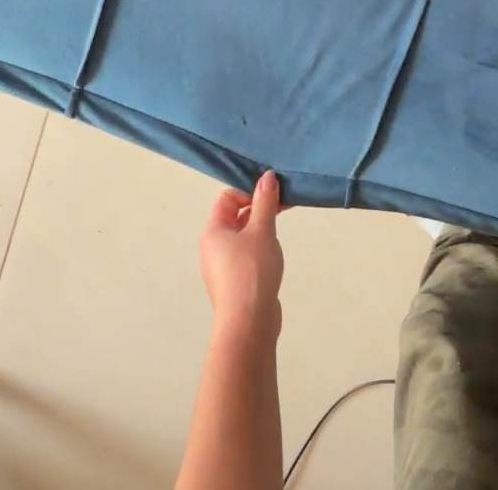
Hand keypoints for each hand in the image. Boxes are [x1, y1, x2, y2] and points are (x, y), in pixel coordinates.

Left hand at [200, 172, 286, 337]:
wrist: (249, 321)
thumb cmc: (252, 270)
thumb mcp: (262, 230)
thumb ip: (265, 202)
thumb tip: (266, 176)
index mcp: (213, 231)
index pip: (228, 198)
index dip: (249, 192)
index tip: (273, 196)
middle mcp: (213, 247)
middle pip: (235, 216)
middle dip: (259, 208)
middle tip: (285, 206)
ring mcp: (223, 266)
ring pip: (243, 236)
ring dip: (262, 228)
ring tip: (281, 230)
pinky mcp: (235, 281)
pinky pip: (247, 253)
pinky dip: (261, 247)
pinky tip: (275, 254)